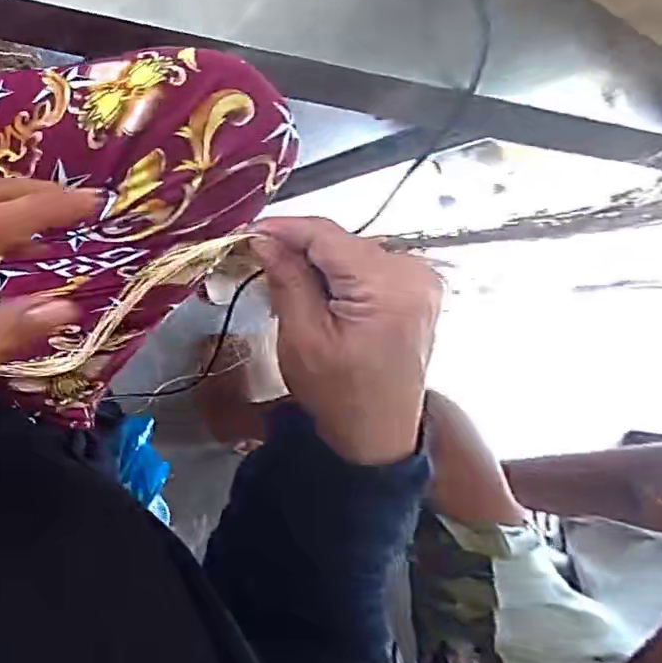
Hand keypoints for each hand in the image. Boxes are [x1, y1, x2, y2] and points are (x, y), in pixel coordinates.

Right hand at [250, 217, 442, 464]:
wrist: (376, 434)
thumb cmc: (337, 393)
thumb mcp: (302, 336)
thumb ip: (287, 278)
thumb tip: (263, 238)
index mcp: (389, 285)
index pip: (326, 235)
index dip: (281, 228)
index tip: (243, 232)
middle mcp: (413, 273)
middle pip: (339, 240)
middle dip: (293, 244)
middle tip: (252, 255)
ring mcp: (418, 280)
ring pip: (347, 249)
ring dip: (309, 257)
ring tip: (274, 274)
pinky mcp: (412, 290)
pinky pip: (361, 264)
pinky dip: (329, 270)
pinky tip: (306, 286)